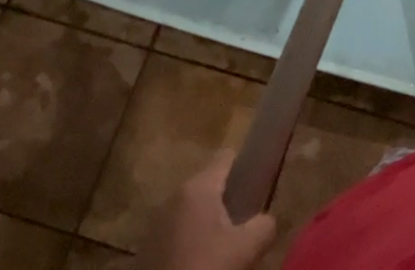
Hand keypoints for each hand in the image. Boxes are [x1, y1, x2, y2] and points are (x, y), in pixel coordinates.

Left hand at [153, 151, 276, 269]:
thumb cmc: (205, 266)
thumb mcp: (246, 248)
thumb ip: (264, 226)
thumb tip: (266, 220)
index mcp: (198, 188)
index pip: (225, 156)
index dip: (244, 165)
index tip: (257, 184)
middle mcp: (175, 195)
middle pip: (209, 184)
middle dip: (228, 199)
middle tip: (244, 221)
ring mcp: (158, 220)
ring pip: (193, 208)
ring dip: (209, 220)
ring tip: (223, 244)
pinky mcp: (148, 244)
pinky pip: (178, 229)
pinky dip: (191, 237)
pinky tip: (200, 259)